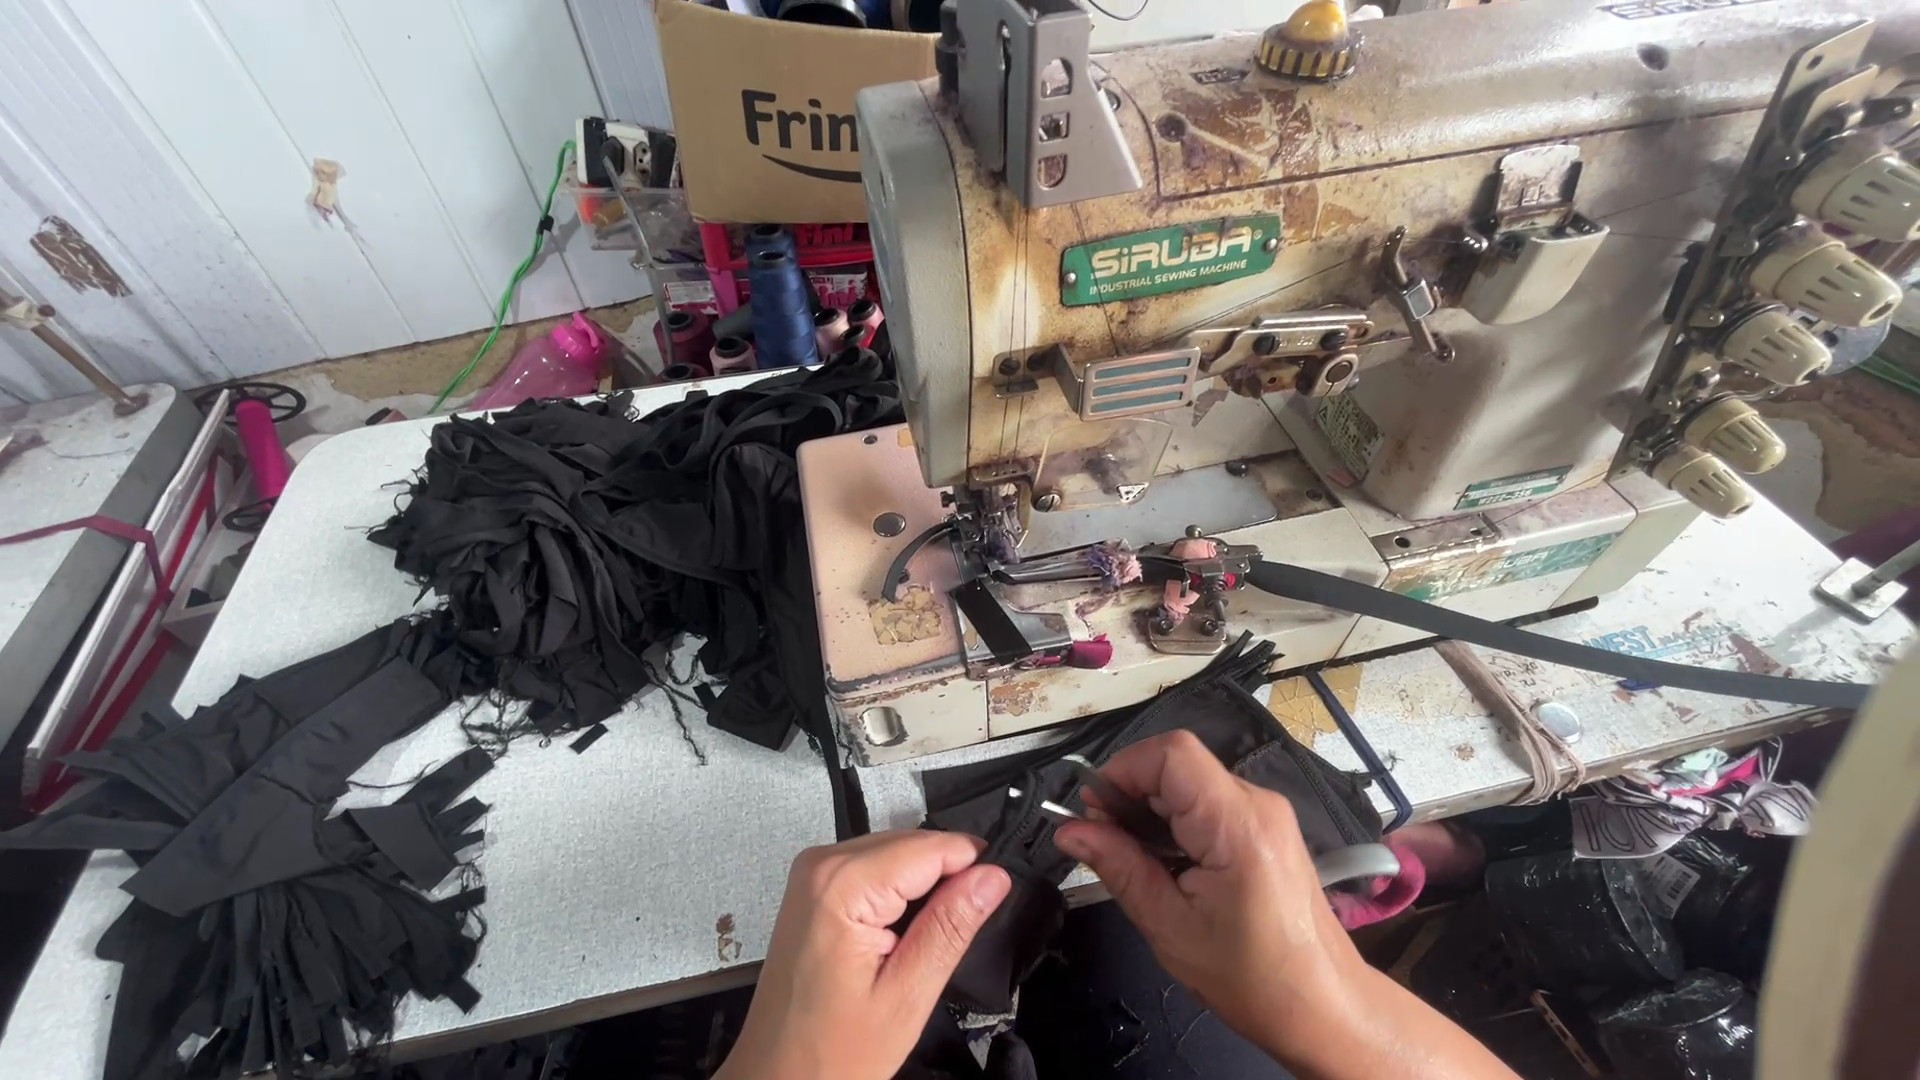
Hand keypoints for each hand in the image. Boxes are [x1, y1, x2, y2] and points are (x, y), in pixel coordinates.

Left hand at [716, 830, 1011, 1079]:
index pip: (930, 846)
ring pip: (898, 850)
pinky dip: (899, 890)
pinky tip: (899, 933)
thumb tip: (992, 877)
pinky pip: (876, 864)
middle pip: (913, 842)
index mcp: (842, 885)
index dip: (971, 866)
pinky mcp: (816, 882)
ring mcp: (815, 869)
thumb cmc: (829, 1055)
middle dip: (946, 877)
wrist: (775, 1077)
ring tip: (924, 940)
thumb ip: (950, 927)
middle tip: (958, 933)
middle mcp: (822, 863)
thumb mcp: (905, 997)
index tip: (993, 895)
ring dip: (923, 884)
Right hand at [1051, 731, 1365, 1060]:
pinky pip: (1206, 796)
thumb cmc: (1251, 978)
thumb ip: (1118, 868)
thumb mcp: (1170, 928)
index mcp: (1237, 826)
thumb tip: (1069, 830)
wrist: (1327, 1008)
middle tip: (1107, 839)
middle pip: (1178, 762)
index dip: (1124, 769)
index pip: (1172, 754)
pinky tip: (1166, 858)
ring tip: (1136, 855)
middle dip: (1132, 790)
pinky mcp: (1265, 823)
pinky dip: (1174, 816)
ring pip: (1189, 778)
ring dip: (1151, 805)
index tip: (1096, 810)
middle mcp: (1257, 803)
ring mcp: (1265, 810)